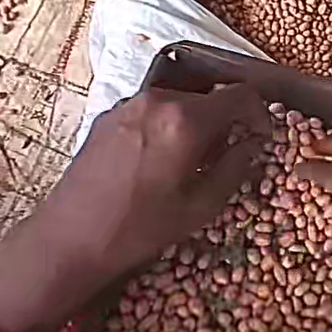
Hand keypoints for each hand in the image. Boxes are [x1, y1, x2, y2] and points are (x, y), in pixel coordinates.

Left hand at [0, 85, 268, 331]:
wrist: (70, 237)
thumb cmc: (139, 228)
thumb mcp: (200, 207)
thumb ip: (234, 168)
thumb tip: (253, 145)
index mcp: (185, 120)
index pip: (240, 95)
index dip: (260, 113)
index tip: (262, 135)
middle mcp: (158, 100)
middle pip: (209, 96)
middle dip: (227, 120)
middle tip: (229, 154)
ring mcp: (129, 104)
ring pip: (180, 101)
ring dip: (197, 122)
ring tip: (193, 159)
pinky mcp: (109, 114)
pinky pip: (153, 109)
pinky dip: (169, 124)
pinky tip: (161, 158)